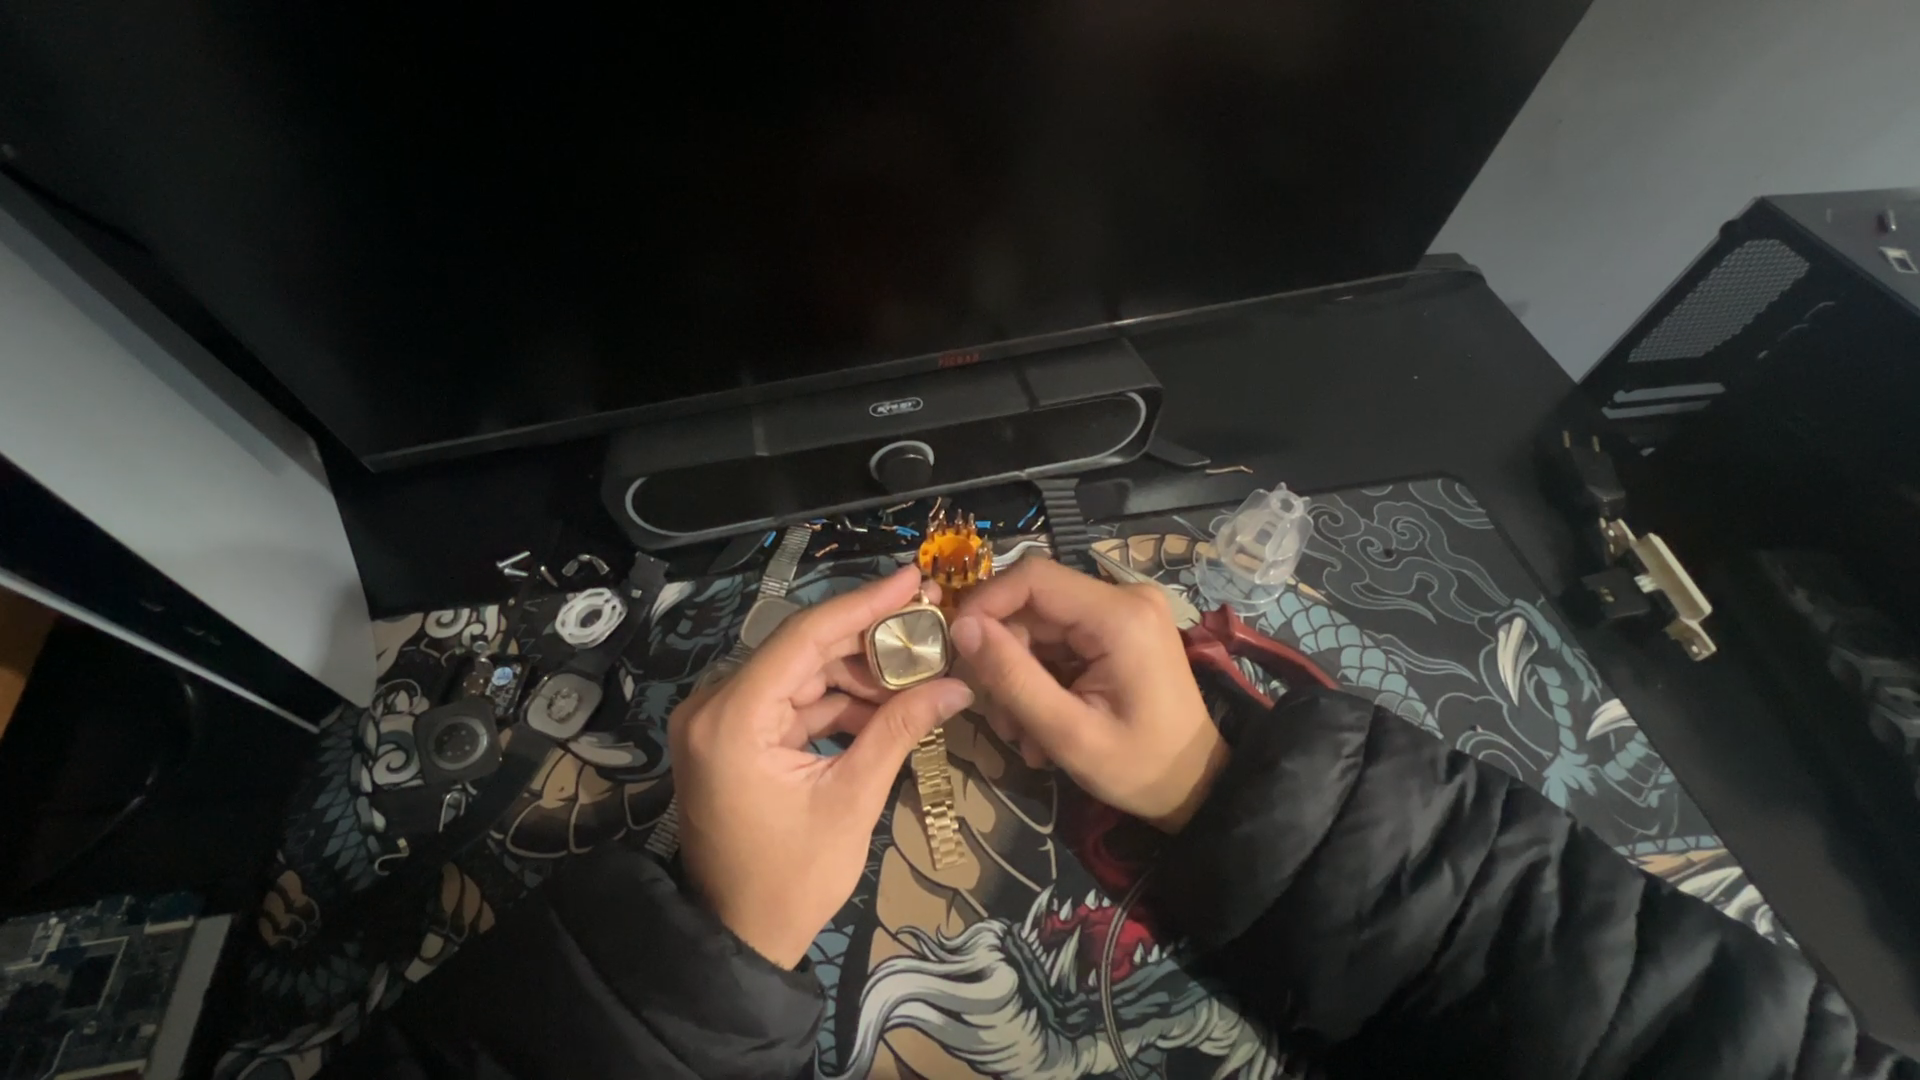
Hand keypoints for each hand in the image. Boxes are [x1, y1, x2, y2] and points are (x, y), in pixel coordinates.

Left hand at [671, 566, 973, 967]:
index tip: (914, 579)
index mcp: (733, 718)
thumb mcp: (852, 801)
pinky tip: (884, 704)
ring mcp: (721, 718)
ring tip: (918, 673)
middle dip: (870, 639)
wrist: (737, 938)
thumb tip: (958, 684)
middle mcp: (716, 704)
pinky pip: (793, 700)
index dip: (864, 604)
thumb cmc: (791, 880)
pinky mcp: (734, 733)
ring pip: (802, 672)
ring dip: (858, 673)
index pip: (805, 637)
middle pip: (803, 650)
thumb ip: (900, 731)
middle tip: (929, 623)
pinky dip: (837, 701)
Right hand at [952, 558, 1226, 832]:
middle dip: (1004, 656)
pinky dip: (1041, 676)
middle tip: (999, 718)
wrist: (1196, 785)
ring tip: (1024, 734)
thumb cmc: (1140, 768)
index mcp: (1120, 615)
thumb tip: (961, 627)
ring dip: (1019, 674)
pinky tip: (1042, 721)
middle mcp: (1124, 597)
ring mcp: (1123, 611)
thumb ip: (1013, 677)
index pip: (1033, 577)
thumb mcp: (1068, 733)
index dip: (985, 603)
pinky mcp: (1118, 628)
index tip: (958, 648)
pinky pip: (1059, 638)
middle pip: (1033, 604)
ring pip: (1039, 624)